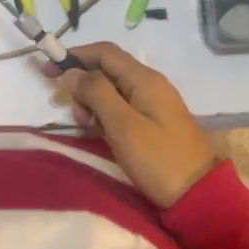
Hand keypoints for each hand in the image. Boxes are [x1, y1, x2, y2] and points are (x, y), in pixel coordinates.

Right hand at [47, 43, 216, 208]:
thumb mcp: (123, 126)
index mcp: (144, 79)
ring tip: (84, 124)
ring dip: (92, 101)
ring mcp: (153, 103)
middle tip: (69, 108)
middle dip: (83, 83)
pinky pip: (122, 107)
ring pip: (113, 89)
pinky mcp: (153, 122)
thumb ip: (96, 93)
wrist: (198, 196)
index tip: (49, 71)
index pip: (104, 52)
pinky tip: (98, 131)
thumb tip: (72, 72)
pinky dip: (105, 114)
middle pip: (107, 69)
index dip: (75, 55)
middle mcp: (150, 84)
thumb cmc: (158, 159)